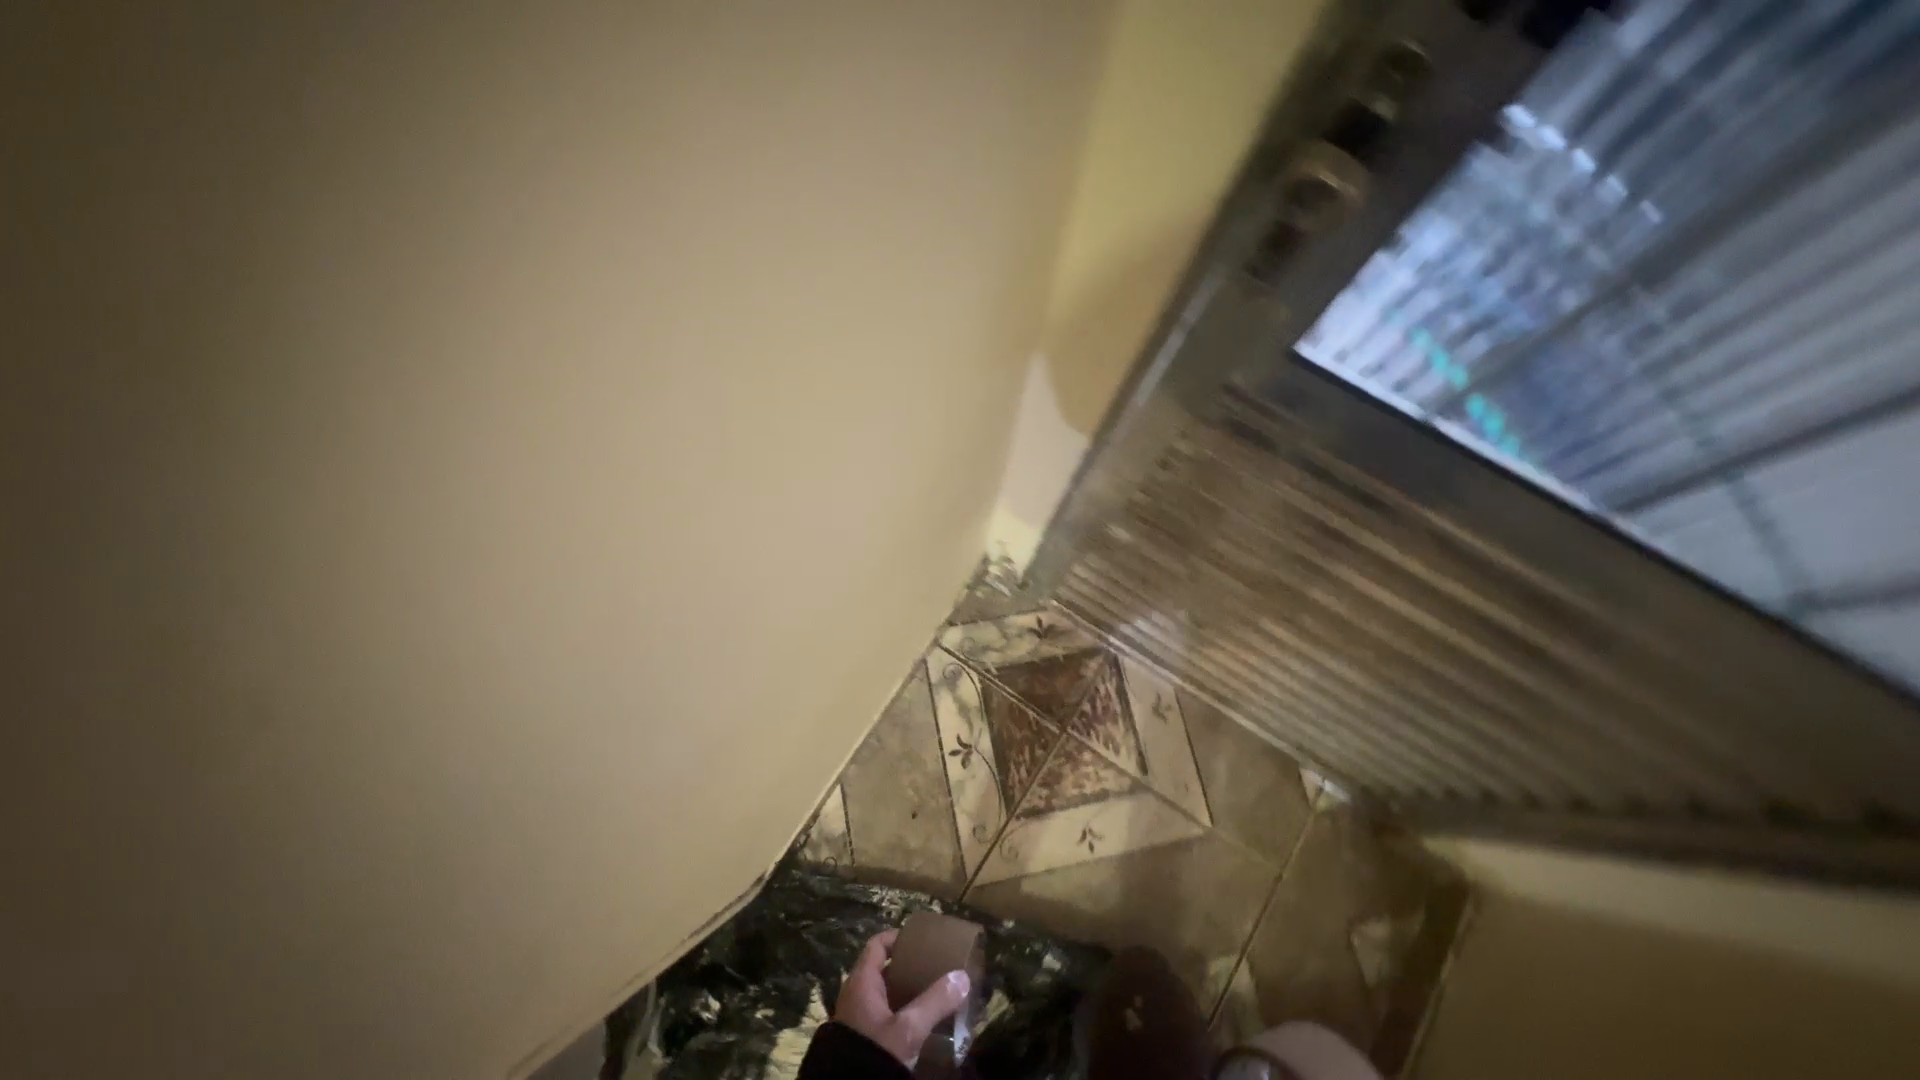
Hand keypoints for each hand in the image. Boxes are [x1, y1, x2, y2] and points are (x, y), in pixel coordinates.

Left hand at [834, 928, 970, 1065]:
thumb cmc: (876, 1049)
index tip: (921, 941)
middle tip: (933, 969)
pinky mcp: (861, 1034)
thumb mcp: (909, 1028)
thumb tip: (962, 976)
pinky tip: (919, 1021)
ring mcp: (856, 1015)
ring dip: (905, 991)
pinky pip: (882, 1012)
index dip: (898, 937)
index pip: (877, 944)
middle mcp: (855, 993)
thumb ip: (935, 1001)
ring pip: (883, 992)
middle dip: (908, 967)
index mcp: (862, 981)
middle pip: (882, 968)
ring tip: (931, 994)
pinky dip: (899, 1009)